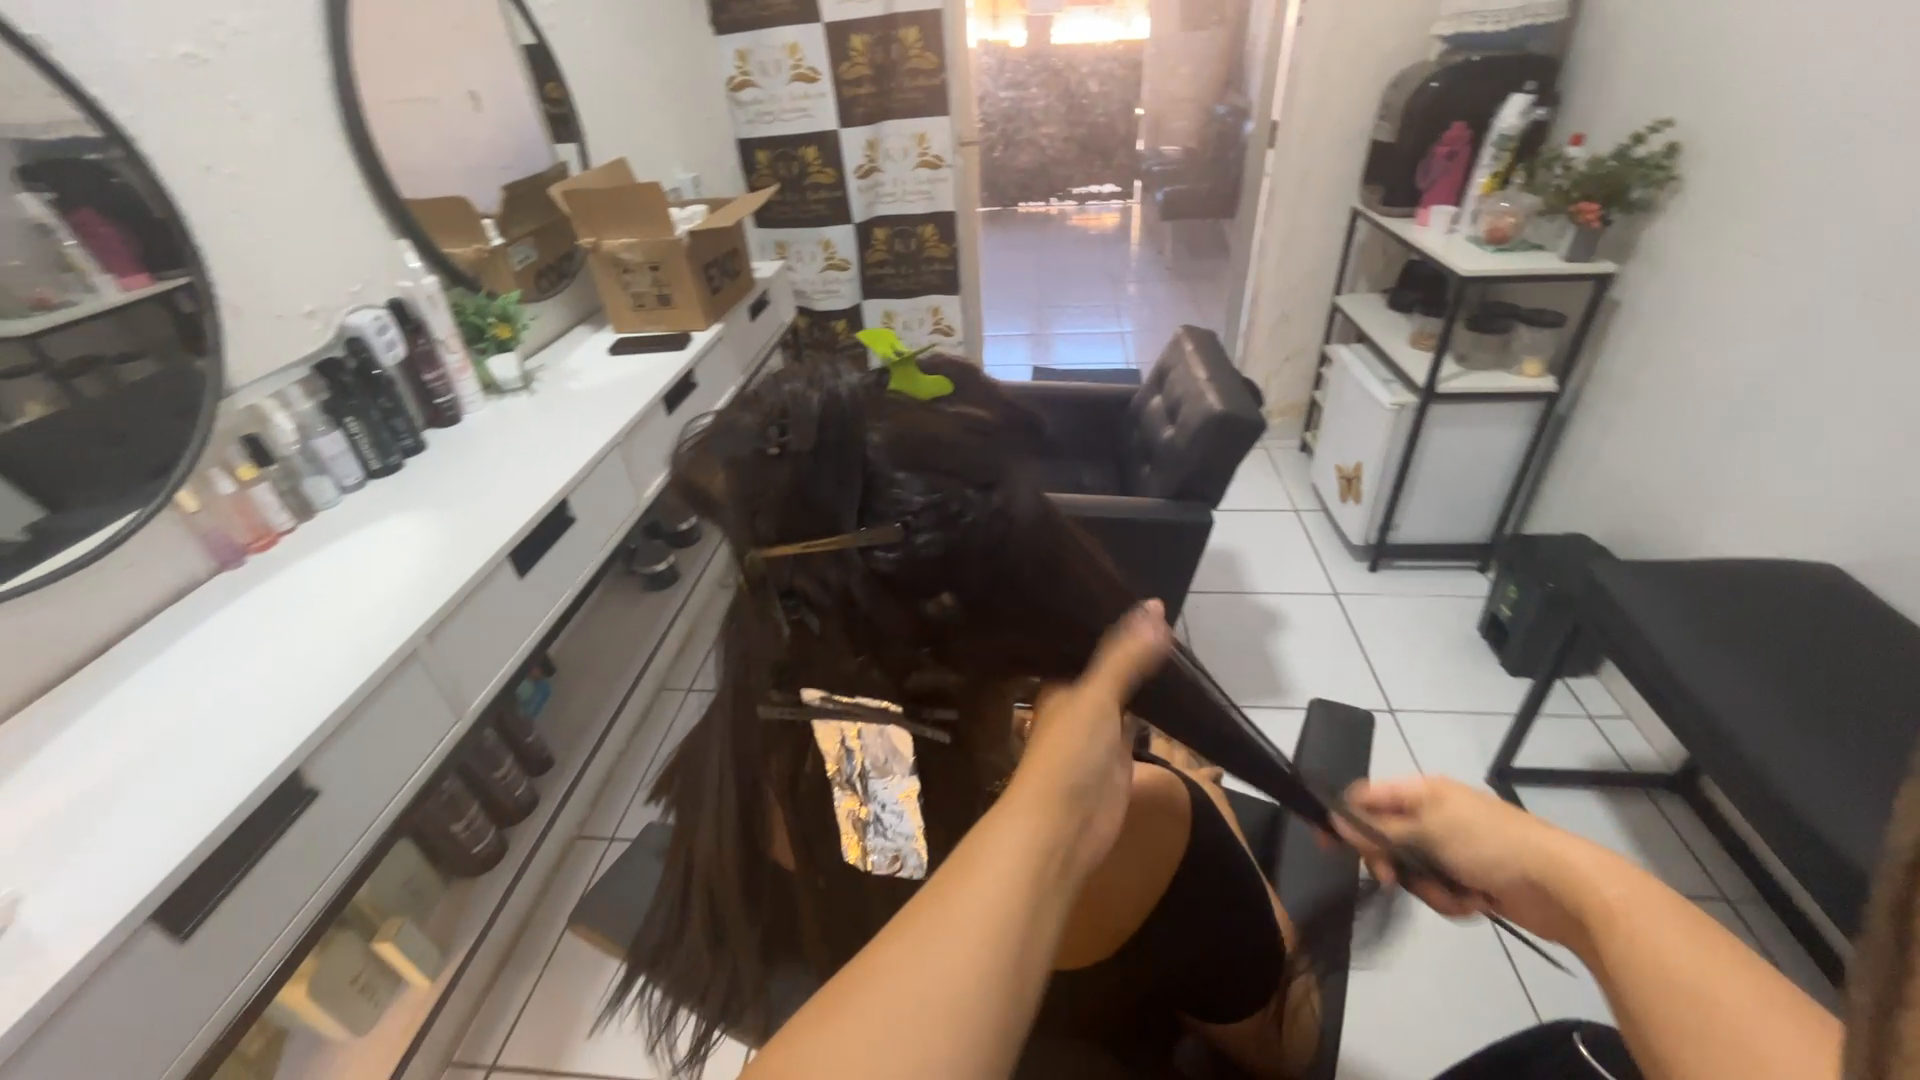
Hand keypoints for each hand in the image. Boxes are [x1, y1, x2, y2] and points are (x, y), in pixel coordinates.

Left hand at [1006, 600, 1171, 878]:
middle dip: (1132, 649)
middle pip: (1108, 669)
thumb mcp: (1096, 696)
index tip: (1136, 592)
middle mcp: (1076, 702)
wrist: (1066, 826)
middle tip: (1169, 613)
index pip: (1085, 644)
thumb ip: (1125, 656)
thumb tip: (1155, 606)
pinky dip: (1154, 708)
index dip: (1111, 623)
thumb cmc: (1069, 754)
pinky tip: (1175, 686)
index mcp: (1059, 683)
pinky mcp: (1119, 757)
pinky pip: (1138, 723)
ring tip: (1178, 639)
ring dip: (1144, 677)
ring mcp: (1098, 731)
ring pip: (1125, 695)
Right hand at [1334, 775, 1594, 943]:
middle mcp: (1433, 816)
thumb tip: (1335, 820)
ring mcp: (1453, 848)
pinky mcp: (1470, 879)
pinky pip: (1439, 890)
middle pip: (1385, 838)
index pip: (1367, 798)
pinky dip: (1451, 899)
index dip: (1344, 818)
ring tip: (1456, 894)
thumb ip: (1378, 829)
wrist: (1563, 887)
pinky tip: (1475, 902)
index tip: (1326, 844)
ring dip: (1427, 887)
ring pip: (1411, 870)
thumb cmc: (1490, 844)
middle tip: (1393, 878)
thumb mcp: (1427, 831)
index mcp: (1423, 792)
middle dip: (1390, 862)